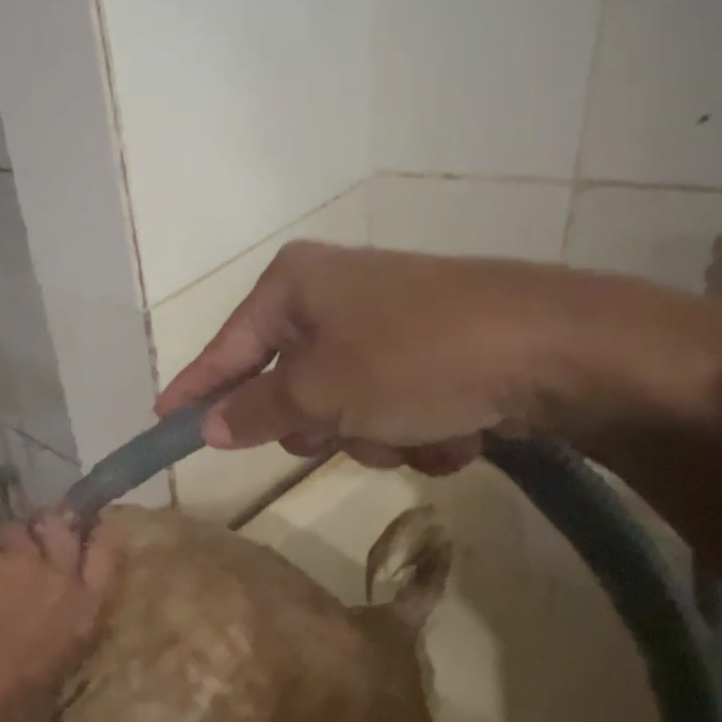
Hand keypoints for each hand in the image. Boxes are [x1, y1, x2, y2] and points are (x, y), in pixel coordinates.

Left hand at [0, 514, 112, 721]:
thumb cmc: (8, 711)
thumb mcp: (53, 678)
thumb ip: (58, 642)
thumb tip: (45, 639)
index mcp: (83, 611)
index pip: (105, 553)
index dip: (98, 533)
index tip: (91, 522)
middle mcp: (56, 577)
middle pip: (59, 526)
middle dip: (46, 524)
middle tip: (31, 533)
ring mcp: (14, 563)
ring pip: (12, 529)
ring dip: (1, 539)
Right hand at [157, 242, 613, 472]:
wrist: (559, 349)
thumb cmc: (415, 360)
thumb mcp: (320, 393)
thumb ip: (257, 412)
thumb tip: (210, 425)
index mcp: (296, 285)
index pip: (225, 348)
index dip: (194, 390)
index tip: (161, 422)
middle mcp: (336, 294)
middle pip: (288, 384)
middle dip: (316, 424)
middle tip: (339, 433)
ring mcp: (388, 322)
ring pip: (345, 407)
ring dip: (373, 436)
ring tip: (416, 433)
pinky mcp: (435, 349)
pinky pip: (395, 406)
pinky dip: (417, 430)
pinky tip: (458, 429)